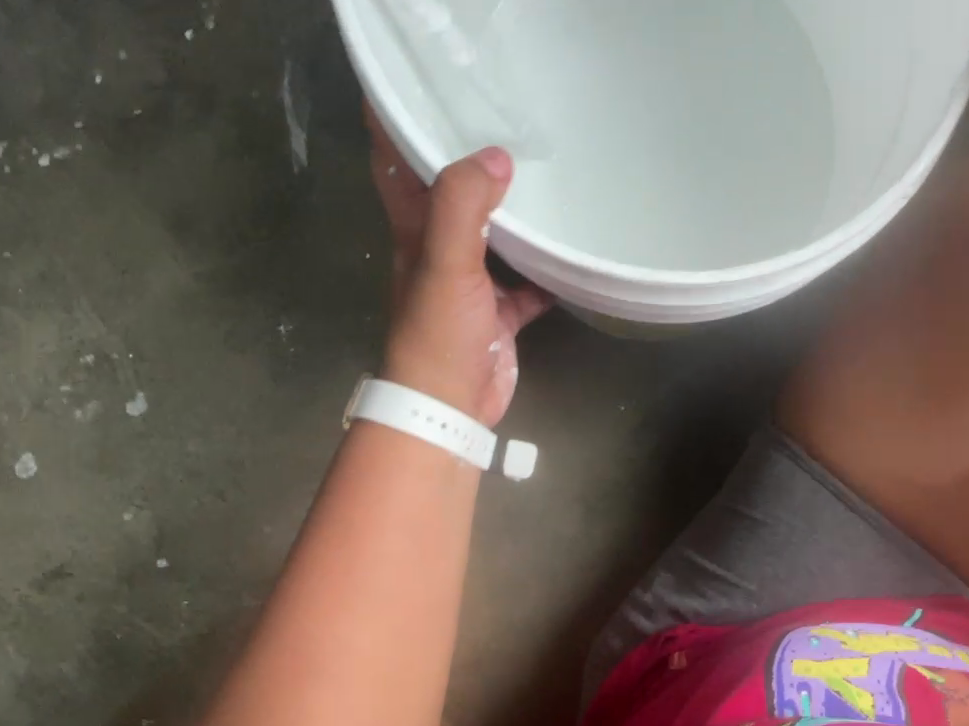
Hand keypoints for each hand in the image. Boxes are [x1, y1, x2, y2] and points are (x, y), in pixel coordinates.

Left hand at [369, 113, 553, 427]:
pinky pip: (528, 285)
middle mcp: (439, 250)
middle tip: (506, 117)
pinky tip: (573, 253)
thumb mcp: (445, 260)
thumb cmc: (438, 331)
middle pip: (452, 193)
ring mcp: (472, 285)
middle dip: (471, 158)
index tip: (417, 78)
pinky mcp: (500, 315)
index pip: (396, 161)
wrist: (451, 404)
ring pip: (495, 237)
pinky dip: (548, 273)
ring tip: (549, 173)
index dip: (396, 118)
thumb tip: (498, 157)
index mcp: (414, 228)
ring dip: (516, 212)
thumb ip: (464, 205)